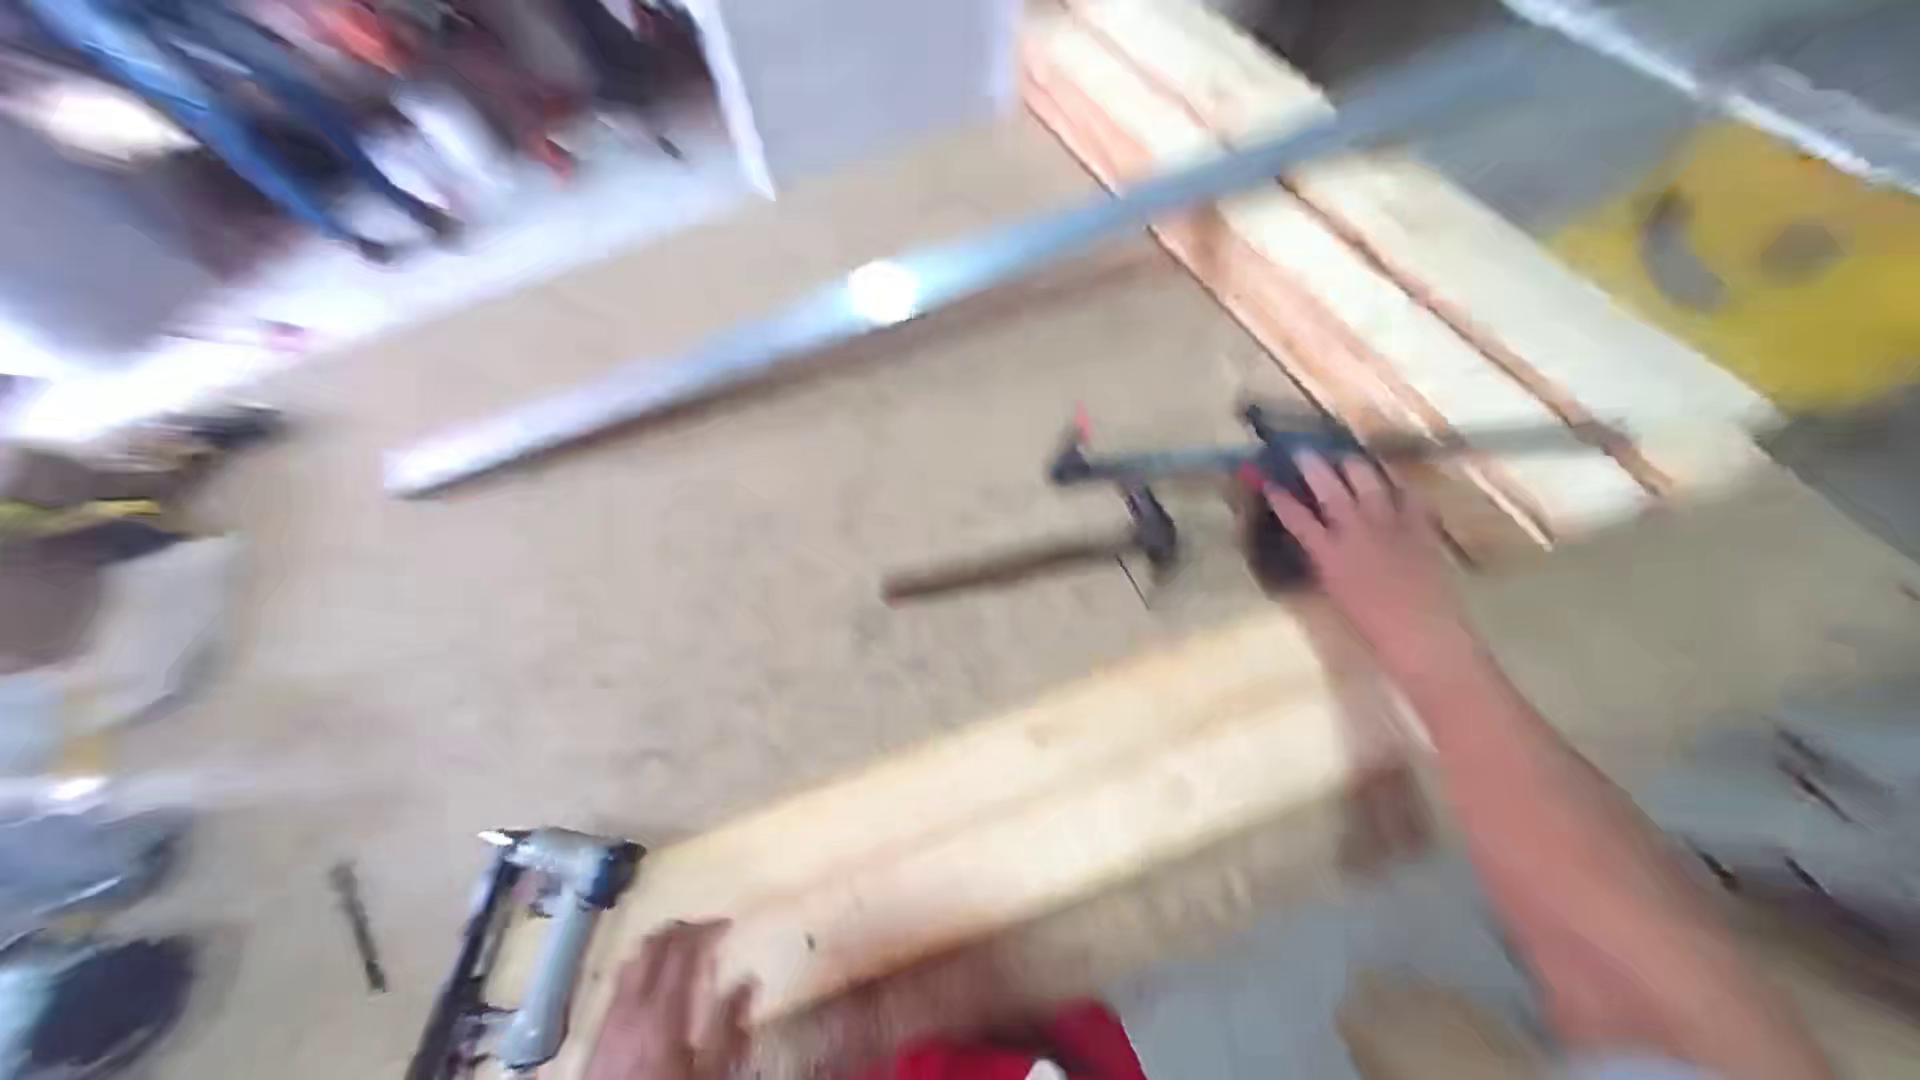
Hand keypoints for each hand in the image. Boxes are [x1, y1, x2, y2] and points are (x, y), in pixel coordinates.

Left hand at [583, 920, 754, 1079]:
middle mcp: (632, 1006)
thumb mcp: (711, 1076)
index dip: (707, 928)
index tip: (727, 925)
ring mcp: (610, 1019)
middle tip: (707, 931)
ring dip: (660, 945)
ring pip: (633, 957)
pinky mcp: (598, 1034)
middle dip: (682, 929)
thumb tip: (747, 983)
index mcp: (663, 1010)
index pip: (684, 947)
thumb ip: (731, 1028)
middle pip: (654, 943)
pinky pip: (621, 981)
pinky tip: (657, 984)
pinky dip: (642, 966)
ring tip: (683, 951)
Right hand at [1265, 456, 1481, 674]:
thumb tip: (1319, 543)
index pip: (1295, 516)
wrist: (1423, 634)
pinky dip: (1400, 484)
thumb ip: (1324, 561)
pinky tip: (1395, 479)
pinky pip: (1410, 495)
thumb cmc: (1370, 624)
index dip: (1279, 496)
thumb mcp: (1333, 591)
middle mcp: (1354, 530)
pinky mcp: (1420, 526)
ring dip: (1353, 466)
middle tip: (1303, 451)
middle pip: (1329, 488)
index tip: (1268, 481)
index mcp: (1327, 552)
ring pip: (1367, 481)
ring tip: (1346, 458)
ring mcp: (1389, 524)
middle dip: (1312, 466)